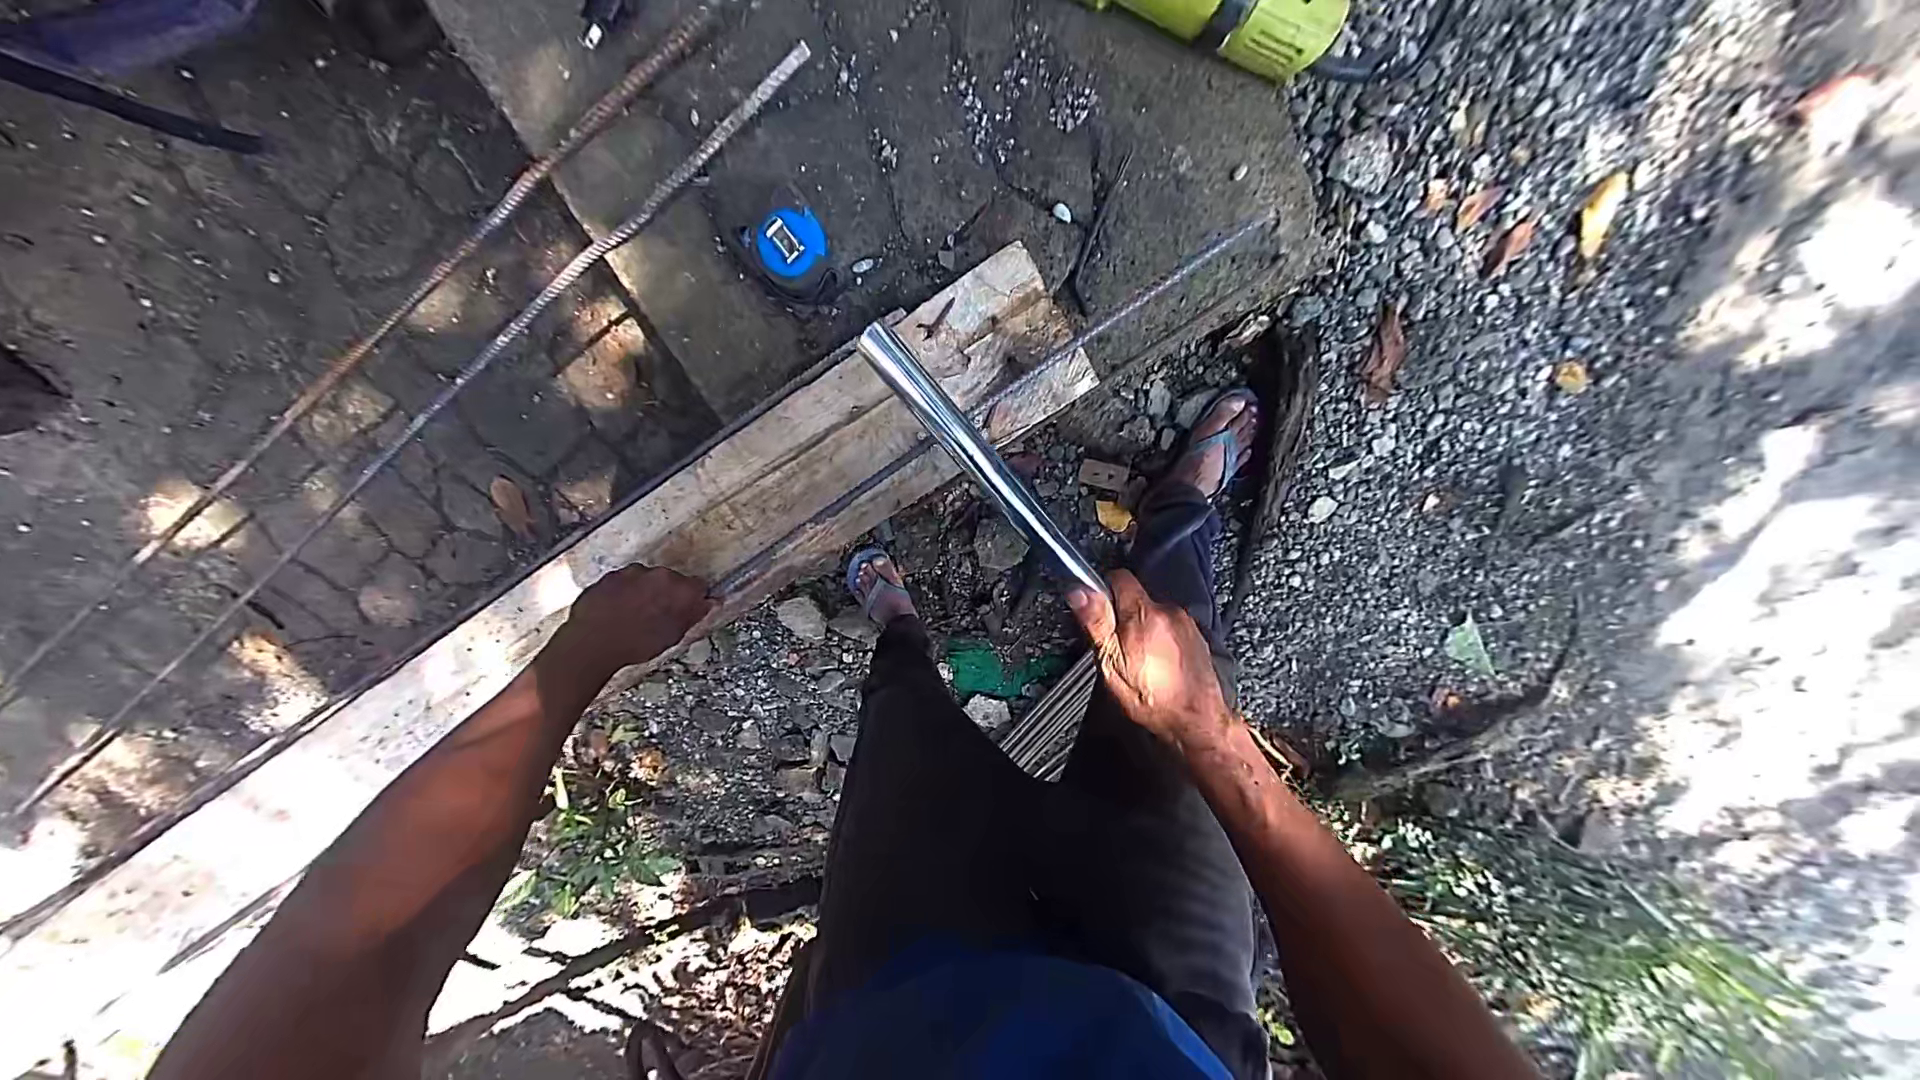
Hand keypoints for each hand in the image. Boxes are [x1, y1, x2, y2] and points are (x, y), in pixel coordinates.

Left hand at [551, 564, 714, 676]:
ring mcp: (632, 573)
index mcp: (681, 588)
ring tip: (635, 616)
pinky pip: (624, 582)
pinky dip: (624, 593)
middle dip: (667, 594)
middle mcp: (659, 574)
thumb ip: (694, 614)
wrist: (593, 644)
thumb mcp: (673, 635)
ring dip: (644, 591)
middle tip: (660, 616)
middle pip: (671, 580)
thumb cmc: (635, 643)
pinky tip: (618, 612)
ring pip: (646, 579)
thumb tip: (709, 603)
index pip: (698, 586)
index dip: (694, 598)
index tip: (689, 607)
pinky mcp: (610, 576)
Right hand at [1066, 570, 1236, 748]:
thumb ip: (1096, 623)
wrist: (1196, 721)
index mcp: (1142, 614)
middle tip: (1115, 644)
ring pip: (1152, 612)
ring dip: (1142, 626)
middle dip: (1121, 614)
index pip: (1118, 577)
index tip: (1097, 610)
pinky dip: (1160, 637)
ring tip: (1137, 658)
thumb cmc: (1153, 699)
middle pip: (1135, 596)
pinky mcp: (1195, 635)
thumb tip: (1080, 592)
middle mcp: (1167, 611)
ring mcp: (1185, 622)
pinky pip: (1169, 626)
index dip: (1102, 590)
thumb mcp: (1111, 664)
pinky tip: (1157, 662)